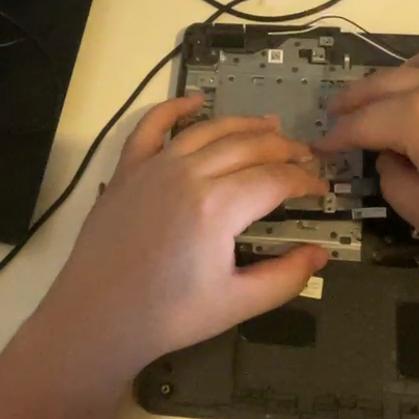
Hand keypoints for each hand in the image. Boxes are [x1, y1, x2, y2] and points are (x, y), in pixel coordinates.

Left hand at [38, 95, 329, 373]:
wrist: (97, 317)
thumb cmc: (169, 315)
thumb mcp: (237, 304)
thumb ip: (285, 277)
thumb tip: (320, 254)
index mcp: (219, 207)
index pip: (276, 179)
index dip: (305, 180)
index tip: (320, 188)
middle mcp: (189, 174)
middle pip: (248, 146)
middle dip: (284, 148)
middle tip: (305, 155)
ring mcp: (155, 166)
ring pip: (209, 130)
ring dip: (245, 124)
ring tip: (271, 126)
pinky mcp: (128, 170)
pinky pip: (151, 126)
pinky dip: (175, 108)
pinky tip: (195, 101)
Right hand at [315, 49, 418, 273]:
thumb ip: (397, 185)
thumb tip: (392, 163)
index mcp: (414, 116)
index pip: (361, 123)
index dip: (336, 136)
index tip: (318, 145)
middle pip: (385, 83)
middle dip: (355, 97)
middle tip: (336, 108)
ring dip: (395, 74)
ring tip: (385, 87)